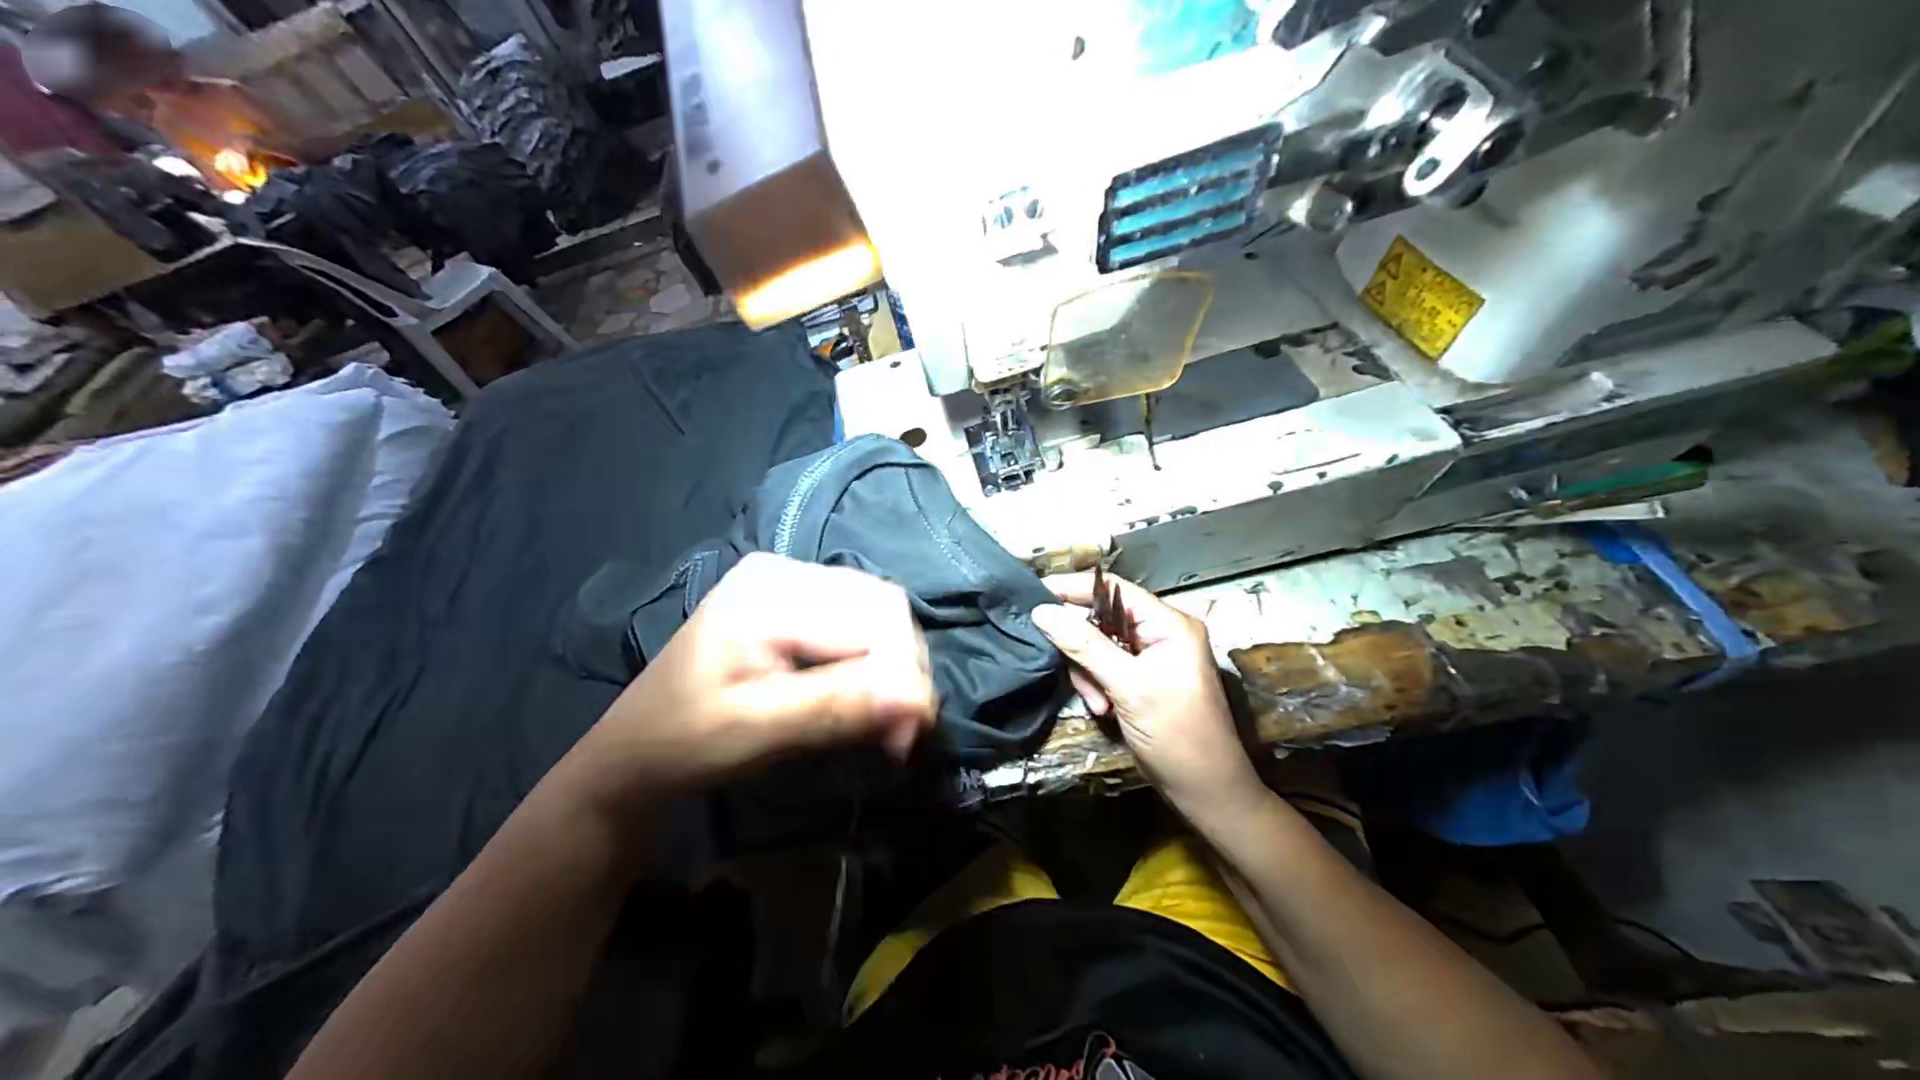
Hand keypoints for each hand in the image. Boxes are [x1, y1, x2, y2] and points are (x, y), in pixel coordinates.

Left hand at [555, 553, 937, 817]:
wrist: (637, 750)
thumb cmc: (685, 744)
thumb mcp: (756, 730)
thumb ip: (835, 707)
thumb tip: (917, 699)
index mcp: (767, 592)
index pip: (874, 616)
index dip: (904, 674)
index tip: (906, 741)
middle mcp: (784, 569)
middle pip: (882, 606)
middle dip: (904, 670)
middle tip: (899, 737)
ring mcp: (788, 580)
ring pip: (878, 612)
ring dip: (894, 667)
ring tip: (885, 722)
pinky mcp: (794, 600)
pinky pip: (859, 620)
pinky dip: (874, 660)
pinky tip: (863, 695)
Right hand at [1030, 573, 1263, 817]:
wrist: (1205, 790)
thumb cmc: (1176, 734)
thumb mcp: (1128, 686)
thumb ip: (1084, 645)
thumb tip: (1042, 611)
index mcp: (1169, 624)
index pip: (1114, 590)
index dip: (1075, 589)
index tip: (1036, 595)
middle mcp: (1161, 634)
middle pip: (1102, 620)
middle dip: (1083, 647)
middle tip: (1075, 674)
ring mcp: (1152, 658)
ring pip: (1099, 647)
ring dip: (1089, 674)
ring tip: (1098, 704)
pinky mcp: (1142, 680)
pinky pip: (1106, 668)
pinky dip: (1098, 686)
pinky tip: (1104, 709)